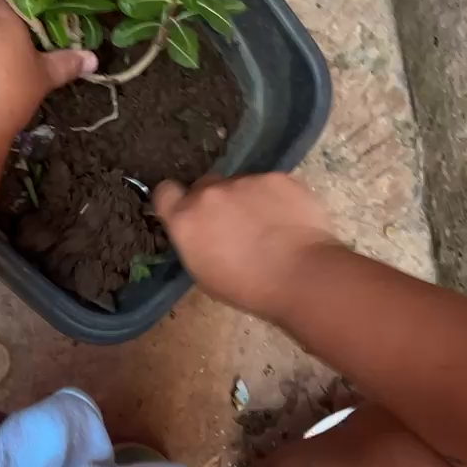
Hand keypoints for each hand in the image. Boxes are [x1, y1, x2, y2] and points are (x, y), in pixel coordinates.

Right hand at [151, 173, 343, 320]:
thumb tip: (202, 232)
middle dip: (215, 202)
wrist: (301, 276)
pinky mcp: (276, 177)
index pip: (164, 192)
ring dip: (248, 200)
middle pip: (204, 186)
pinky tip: (289, 220)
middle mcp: (209, 193)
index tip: (189, 213)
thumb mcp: (204, 273)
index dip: (176, 200)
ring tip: (270, 227)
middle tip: (235, 226)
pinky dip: (276, 198)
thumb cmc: (247, 288)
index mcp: (185, 219)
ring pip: (240, 185)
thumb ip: (194, 241)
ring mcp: (244, 181)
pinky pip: (269, 184)